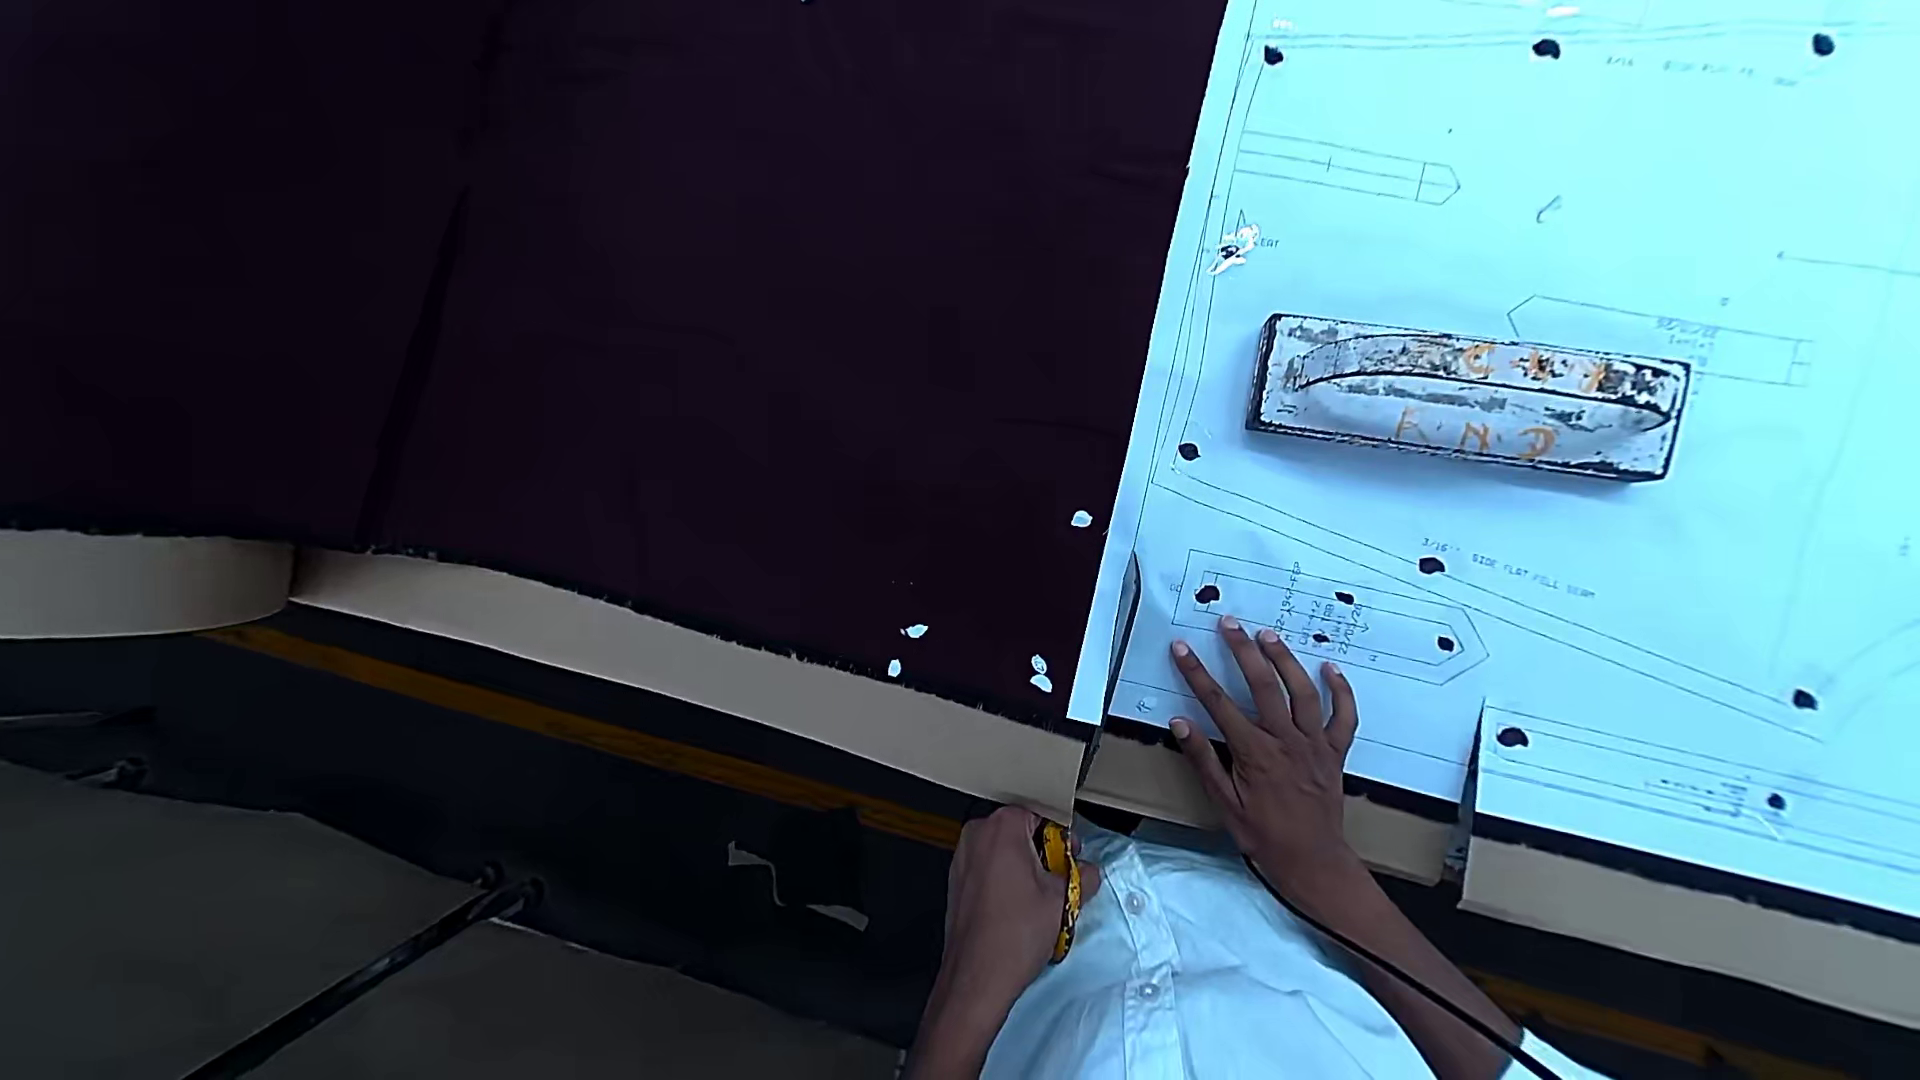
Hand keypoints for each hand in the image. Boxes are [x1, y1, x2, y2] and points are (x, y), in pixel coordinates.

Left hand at [938, 806, 1101, 1006]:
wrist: (977, 976)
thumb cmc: (1015, 934)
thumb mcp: (1062, 900)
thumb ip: (1083, 875)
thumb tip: (1089, 871)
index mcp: (1003, 826)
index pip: (1040, 813)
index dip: (1061, 835)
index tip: (1071, 854)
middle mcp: (978, 833)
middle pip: (1020, 829)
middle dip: (1042, 850)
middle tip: (1059, 876)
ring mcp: (963, 854)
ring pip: (1002, 848)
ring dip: (1024, 864)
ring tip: (1039, 895)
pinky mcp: (956, 877)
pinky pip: (987, 864)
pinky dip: (1004, 875)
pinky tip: (1017, 904)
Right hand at [1169, 615, 1366, 908]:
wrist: (1314, 863)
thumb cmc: (1263, 835)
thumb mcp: (1224, 802)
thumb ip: (1203, 760)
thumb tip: (1180, 723)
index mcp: (1255, 754)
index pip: (1218, 703)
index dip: (1197, 673)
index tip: (1182, 649)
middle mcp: (1286, 742)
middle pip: (1264, 686)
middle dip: (1243, 651)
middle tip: (1229, 624)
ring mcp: (1314, 745)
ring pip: (1302, 692)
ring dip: (1285, 660)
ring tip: (1268, 635)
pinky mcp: (1334, 753)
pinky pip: (1344, 717)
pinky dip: (1340, 691)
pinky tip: (1330, 667)